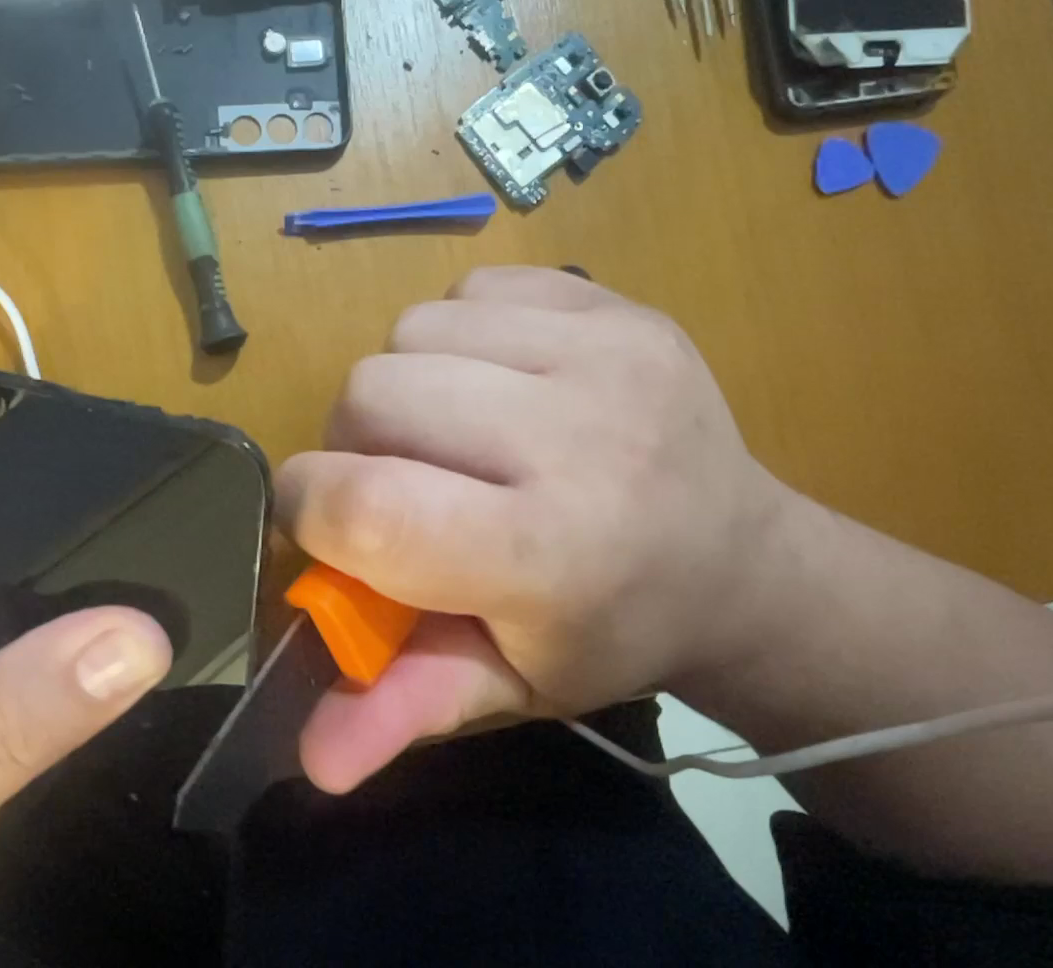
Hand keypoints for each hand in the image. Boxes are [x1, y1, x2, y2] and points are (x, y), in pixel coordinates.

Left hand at [0, 499, 173, 959]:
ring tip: (179, 622)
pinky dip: (92, 663)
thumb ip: (24, 709)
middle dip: (106, 567)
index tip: (169, 527)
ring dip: (103, 618)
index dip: (83, 505)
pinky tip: (142, 671)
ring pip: (52, 598)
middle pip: (38, 543)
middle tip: (189, 583)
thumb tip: (143, 638)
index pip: (1, 497)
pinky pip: (55, 649)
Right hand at [277, 267, 794, 792]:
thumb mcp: (506, 687)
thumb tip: (311, 763)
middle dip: (353, 444)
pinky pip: (467, 290)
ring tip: (447, 434)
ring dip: (400, 386)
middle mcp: (578, 436)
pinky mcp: (615, 303)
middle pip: (370, 393)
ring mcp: (604, 353)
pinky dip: (453, 337)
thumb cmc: (606, 634)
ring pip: (407, 332)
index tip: (320, 525)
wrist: (742, 559)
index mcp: (545, 552)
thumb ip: (405, 711)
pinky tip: (495, 384)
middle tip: (397, 483)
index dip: (309, 507)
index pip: (367, 504)